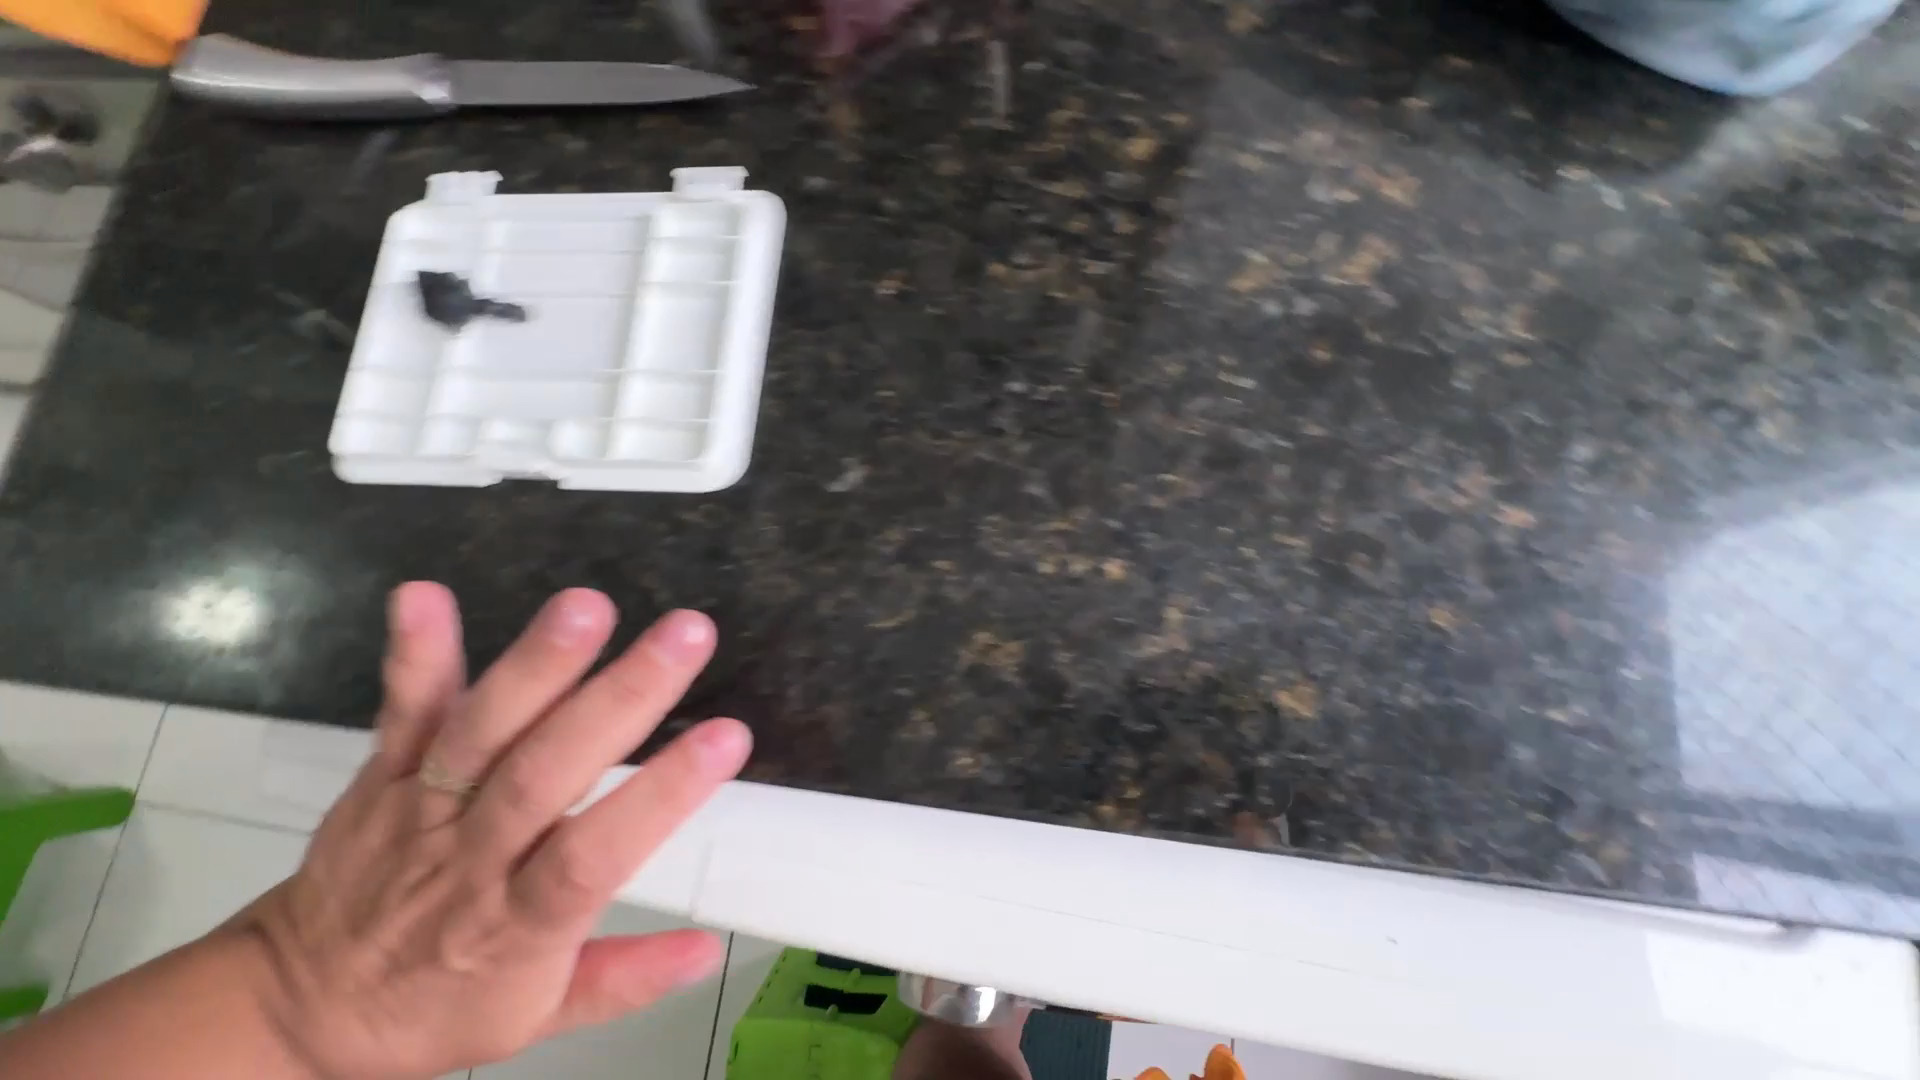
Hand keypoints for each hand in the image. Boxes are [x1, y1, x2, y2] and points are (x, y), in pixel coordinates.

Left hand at [232, 583, 751, 1079]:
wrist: (295, 1006)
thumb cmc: (436, 1009)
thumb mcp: (539, 1020)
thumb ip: (627, 979)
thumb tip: (710, 945)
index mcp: (518, 923)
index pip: (595, 854)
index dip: (661, 794)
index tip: (728, 736)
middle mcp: (472, 855)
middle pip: (545, 772)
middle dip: (620, 697)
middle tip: (685, 635)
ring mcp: (422, 806)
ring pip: (481, 732)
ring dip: (536, 664)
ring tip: (588, 606)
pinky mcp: (384, 774)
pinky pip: (402, 713)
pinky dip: (416, 654)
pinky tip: (425, 594)